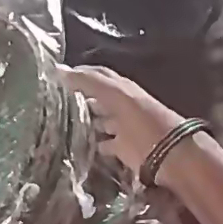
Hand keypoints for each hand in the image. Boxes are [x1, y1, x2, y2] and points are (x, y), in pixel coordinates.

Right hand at [61, 65, 193, 185]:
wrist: (168, 153)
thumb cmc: (143, 120)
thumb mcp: (117, 94)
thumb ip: (90, 82)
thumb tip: (59, 70)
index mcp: (121, 90)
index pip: (97, 76)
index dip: (79, 74)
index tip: (56, 76)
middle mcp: (121, 107)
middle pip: (97, 100)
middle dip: (79, 99)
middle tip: (53, 102)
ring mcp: (123, 129)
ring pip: (100, 122)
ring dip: (85, 123)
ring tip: (60, 125)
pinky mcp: (123, 150)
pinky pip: (104, 145)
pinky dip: (93, 145)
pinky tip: (78, 147)